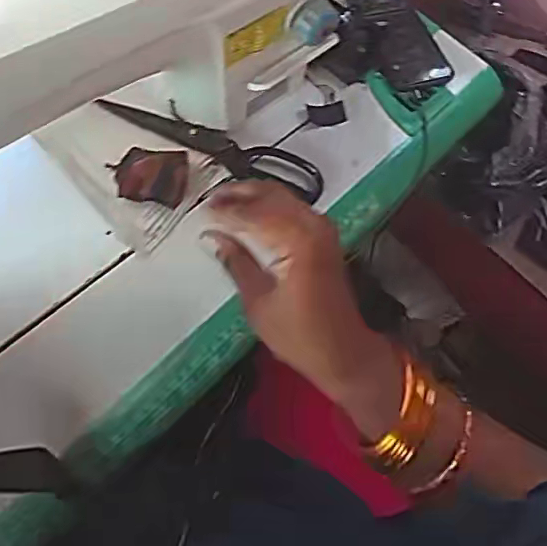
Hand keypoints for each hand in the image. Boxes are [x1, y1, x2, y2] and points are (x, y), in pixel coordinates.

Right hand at [203, 181, 402, 435]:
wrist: (344, 351)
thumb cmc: (302, 336)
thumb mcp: (258, 302)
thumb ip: (236, 263)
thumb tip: (214, 238)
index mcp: (298, 241)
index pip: (253, 214)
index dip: (224, 211)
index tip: (202, 212)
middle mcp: (314, 226)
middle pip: (270, 194)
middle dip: (238, 193)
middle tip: (211, 200)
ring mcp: (322, 228)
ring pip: (281, 195)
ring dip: (252, 196)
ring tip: (224, 204)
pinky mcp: (325, 234)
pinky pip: (292, 206)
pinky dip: (269, 205)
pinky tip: (250, 214)